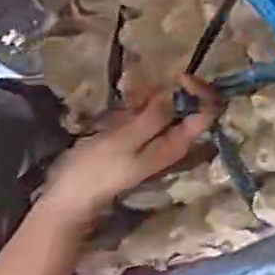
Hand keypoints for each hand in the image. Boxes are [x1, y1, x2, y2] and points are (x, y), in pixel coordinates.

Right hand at [39, 76, 217, 225]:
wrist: (66, 197)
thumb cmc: (96, 169)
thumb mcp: (125, 141)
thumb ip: (154, 117)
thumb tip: (175, 93)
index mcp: (179, 142)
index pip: (207, 111)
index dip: (201, 91)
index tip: (180, 77)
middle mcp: (174, 139)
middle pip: (188, 106)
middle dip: (172, 90)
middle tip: (146, 82)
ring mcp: (156, 137)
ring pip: (166, 107)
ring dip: (152, 93)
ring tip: (131, 84)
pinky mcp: (138, 136)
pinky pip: (147, 113)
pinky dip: (139, 102)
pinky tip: (125, 92)